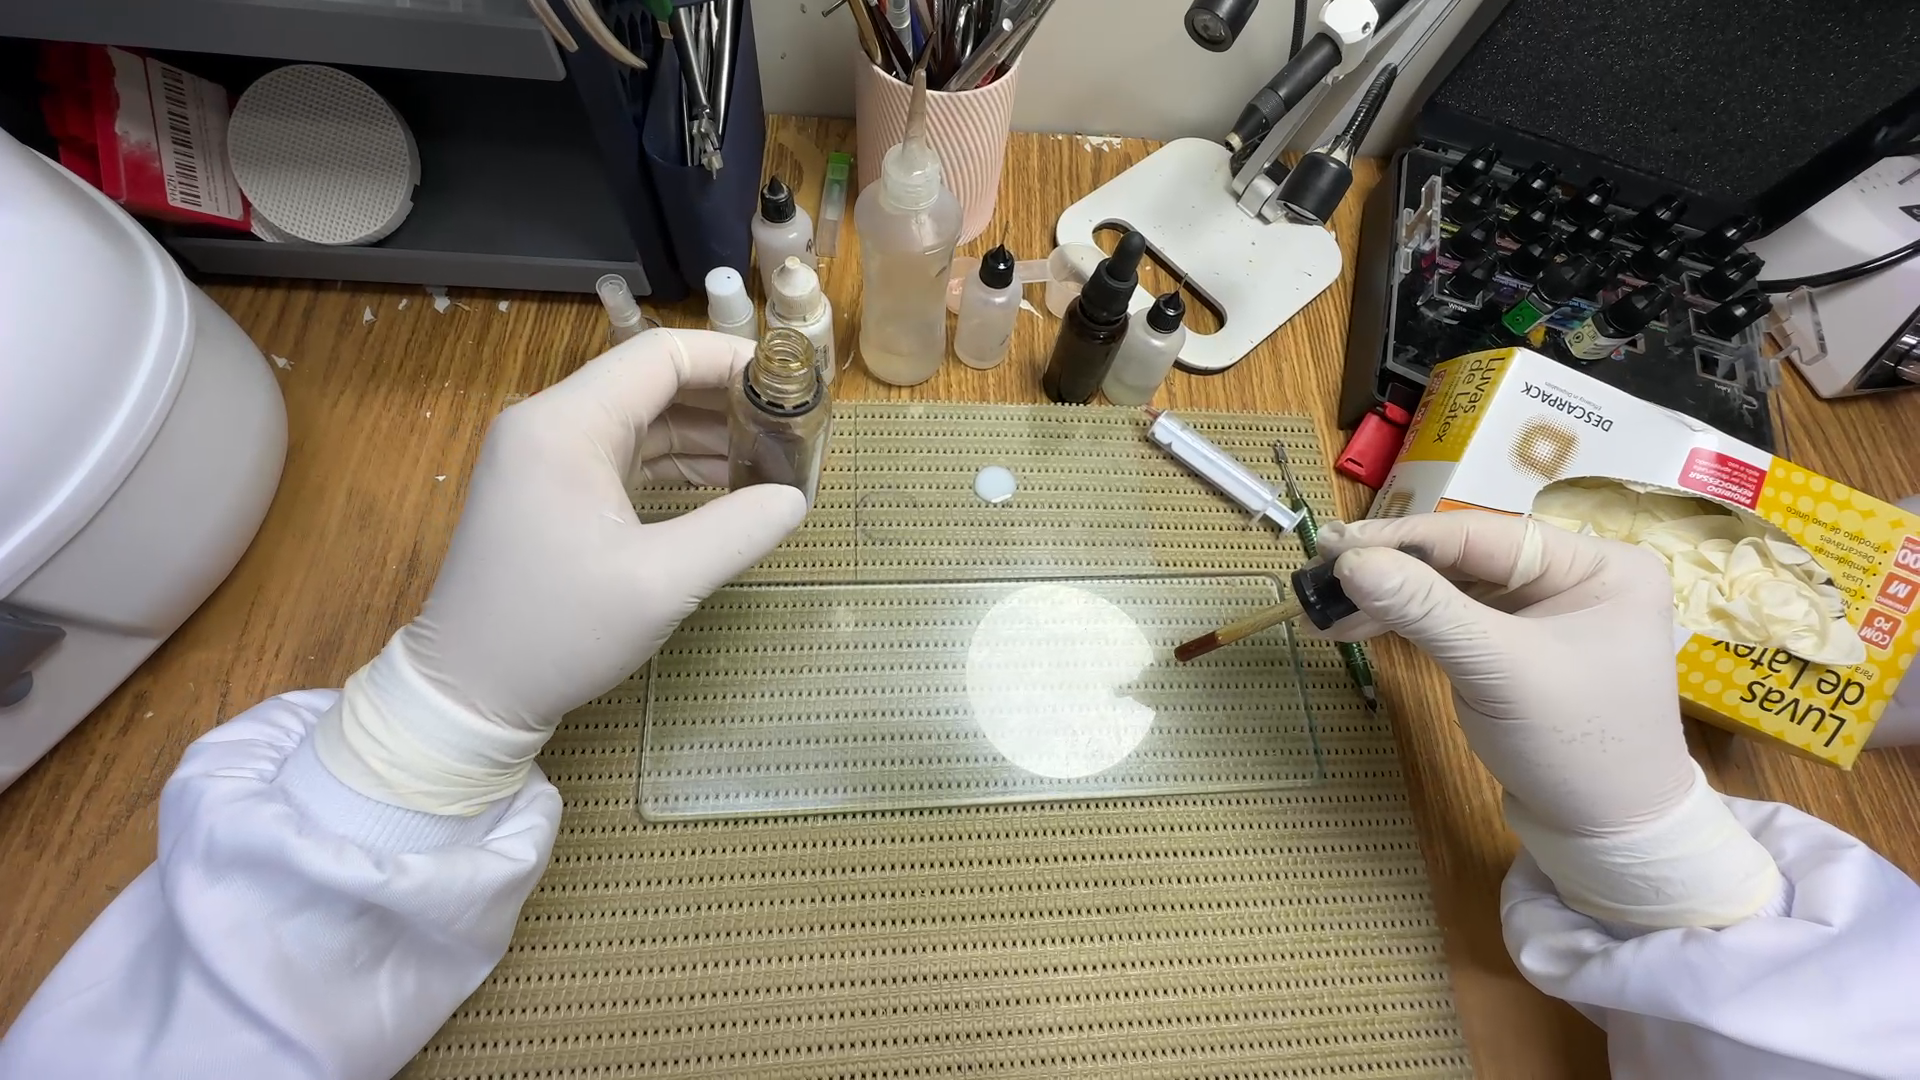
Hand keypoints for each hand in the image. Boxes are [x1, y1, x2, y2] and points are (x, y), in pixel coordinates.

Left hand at [316, 329, 807, 815]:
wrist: (469, 693)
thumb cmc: (558, 631)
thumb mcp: (662, 583)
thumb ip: (738, 530)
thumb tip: (795, 497)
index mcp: (567, 425)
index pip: (661, 356)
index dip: (732, 361)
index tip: (789, 387)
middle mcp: (553, 424)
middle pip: (654, 382)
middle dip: (727, 399)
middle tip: (790, 427)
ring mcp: (551, 457)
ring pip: (645, 418)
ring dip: (708, 433)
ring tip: (770, 458)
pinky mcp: (557, 489)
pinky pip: (630, 454)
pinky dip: (680, 462)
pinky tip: (725, 486)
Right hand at [1317, 512, 1780, 927]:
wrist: (1604, 832)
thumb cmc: (1573, 746)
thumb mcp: (1498, 670)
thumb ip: (1424, 609)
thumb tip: (1348, 561)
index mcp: (1594, 564)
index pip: (1478, 533)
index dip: (1399, 538)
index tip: (1330, 545)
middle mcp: (1565, 573)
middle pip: (1454, 557)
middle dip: (1384, 570)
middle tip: (1317, 573)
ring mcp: (1532, 608)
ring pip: (1438, 586)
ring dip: (1379, 598)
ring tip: (1320, 609)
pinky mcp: (1501, 639)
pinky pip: (1437, 615)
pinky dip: (1392, 621)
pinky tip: (1347, 626)